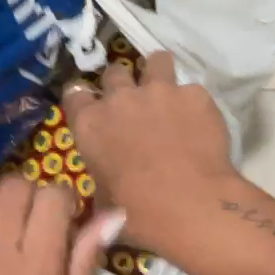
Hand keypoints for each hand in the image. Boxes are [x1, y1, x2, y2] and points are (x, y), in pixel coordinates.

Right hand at [63, 51, 236, 253]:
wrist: (188, 205)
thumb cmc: (136, 212)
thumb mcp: (102, 199)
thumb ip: (101, 178)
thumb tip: (106, 185)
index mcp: (90, 124)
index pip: (75, 94)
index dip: (84, 100)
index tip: (92, 107)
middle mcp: (121, 98)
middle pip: (114, 72)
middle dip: (122, 84)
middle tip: (133, 104)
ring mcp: (160, 91)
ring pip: (156, 61)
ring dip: (158, 73)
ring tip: (167, 93)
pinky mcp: (195, 95)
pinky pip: (192, 90)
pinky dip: (193, 104)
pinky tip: (200, 123)